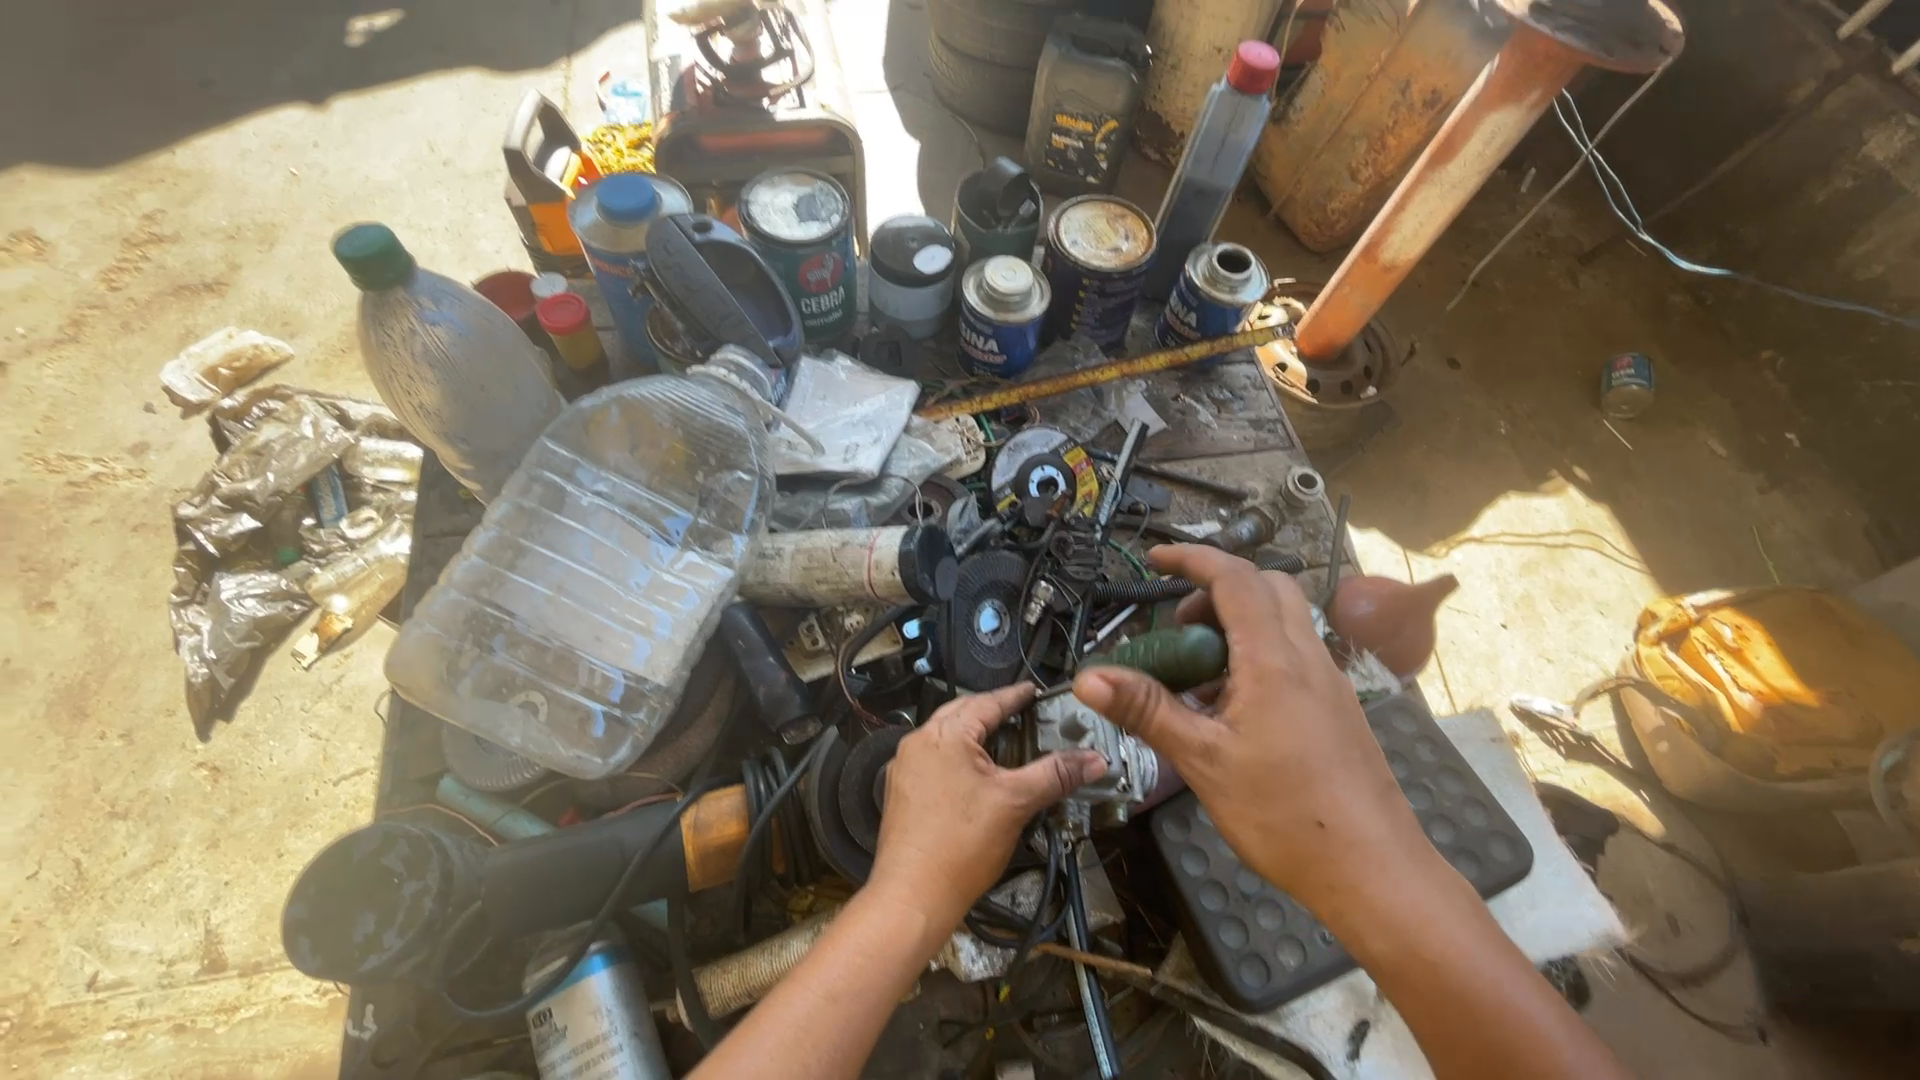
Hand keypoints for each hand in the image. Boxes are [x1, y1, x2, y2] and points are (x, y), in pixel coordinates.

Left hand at [868, 684, 1105, 936]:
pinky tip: (973, 774)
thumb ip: (1055, 775)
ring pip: (944, 737)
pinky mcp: (901, 793)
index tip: (1033, 691)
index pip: (986, 703)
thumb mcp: (1015, 803)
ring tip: (1000, 738)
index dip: (1014, 696)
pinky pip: (933, 761)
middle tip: (1020, 712)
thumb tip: (1095, 760)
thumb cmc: (962, 844)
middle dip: (990, 710)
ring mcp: (904, 768)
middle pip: (960, 714)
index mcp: (944, 735)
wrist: (913, 896)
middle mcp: (918, 743)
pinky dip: (956, 757)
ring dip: (971, 733)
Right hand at [1071, 545, 1434, 916]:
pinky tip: (1232, 711)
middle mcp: (1309, 658)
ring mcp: (1330, 682)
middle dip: (1214, 591)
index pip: (1234, 578)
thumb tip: (1088, 679)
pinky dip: (1256, 656)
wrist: (1376, 873)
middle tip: (1177, 630)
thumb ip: (1147, 710)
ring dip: (1236, 625)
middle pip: (1266, 587)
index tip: (1155, 558)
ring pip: (1283, 621)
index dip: (1192, 558)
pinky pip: (1294, 656)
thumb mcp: (1203, 761)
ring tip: (1198, 678)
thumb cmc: (1286, 816)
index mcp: (1275, 660)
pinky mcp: (1338, 708)